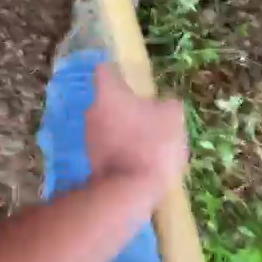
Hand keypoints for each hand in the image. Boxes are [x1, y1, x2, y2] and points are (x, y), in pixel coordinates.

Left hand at [84, 62, 188, 189]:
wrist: (129, 192)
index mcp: (108, 92)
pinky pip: (109, 148)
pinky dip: (122, 151)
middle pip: (107, 100)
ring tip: (148, 142)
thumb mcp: (172, 117)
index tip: (134, 80)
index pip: (105, 70)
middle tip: (149, 114)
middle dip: (126, 106)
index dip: (119, 72)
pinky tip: (141, 162)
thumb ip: (168, 103)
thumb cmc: (151, 144)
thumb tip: (165, 102)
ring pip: (108, 125)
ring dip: (124, 130)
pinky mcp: (92, 162)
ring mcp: (89, 137)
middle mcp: (92, 110)